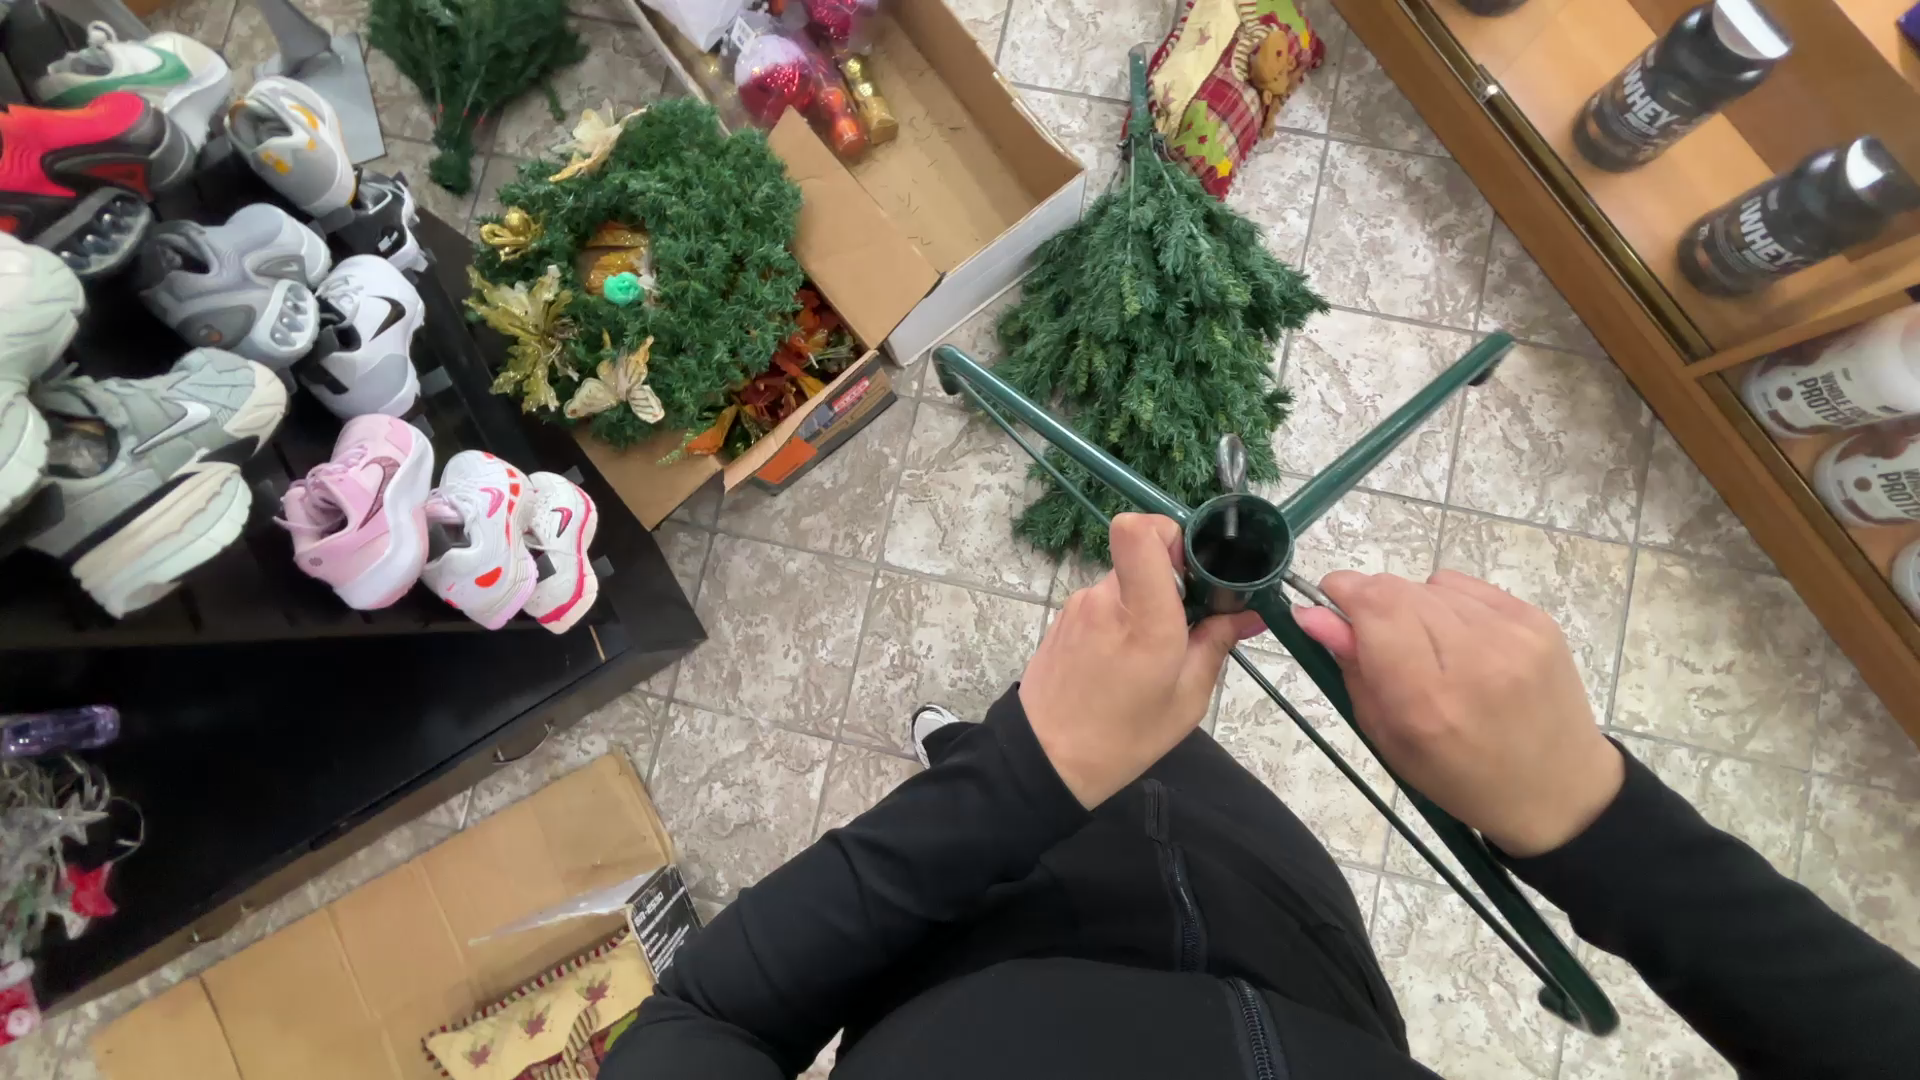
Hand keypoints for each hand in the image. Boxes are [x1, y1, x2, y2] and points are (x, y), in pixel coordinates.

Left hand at [1020, 514, 1263, 807]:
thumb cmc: (1123, 737)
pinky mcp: (1064, 616)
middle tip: (1189, 624)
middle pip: (1143, 556)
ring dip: (1146, 603)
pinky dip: (1122, 617)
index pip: (1139, 531)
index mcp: (1143, 617)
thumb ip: (1216, 643)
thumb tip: (1247, 612)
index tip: (1193, 568)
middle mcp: (1105, 598)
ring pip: (1125, 581)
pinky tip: (1123, 658)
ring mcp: (1078, 604)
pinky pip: (1104, 600)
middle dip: (1172, 580)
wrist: (1045, 757)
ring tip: (1152, 653)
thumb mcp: (1185, 699)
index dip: (1171, 534)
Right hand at [1293, 570, 1623, 856]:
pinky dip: (1443, 602)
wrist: (1558, 791)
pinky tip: (1455, 639)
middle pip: (1395, 589)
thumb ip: (1349, 664)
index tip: (1328, 600)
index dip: (1342, 592)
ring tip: (1424, 646)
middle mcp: (1474, 659)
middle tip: (1372, 636)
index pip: (1375, 607)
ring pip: (1426, 584)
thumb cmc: (1454, 773)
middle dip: (1369, 600)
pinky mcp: (1538, 620)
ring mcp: (1513, 636)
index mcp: (1427, 700)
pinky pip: (1462, 586)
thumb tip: (1310, 611)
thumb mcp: (1384, 732)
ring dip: (1407, 604)